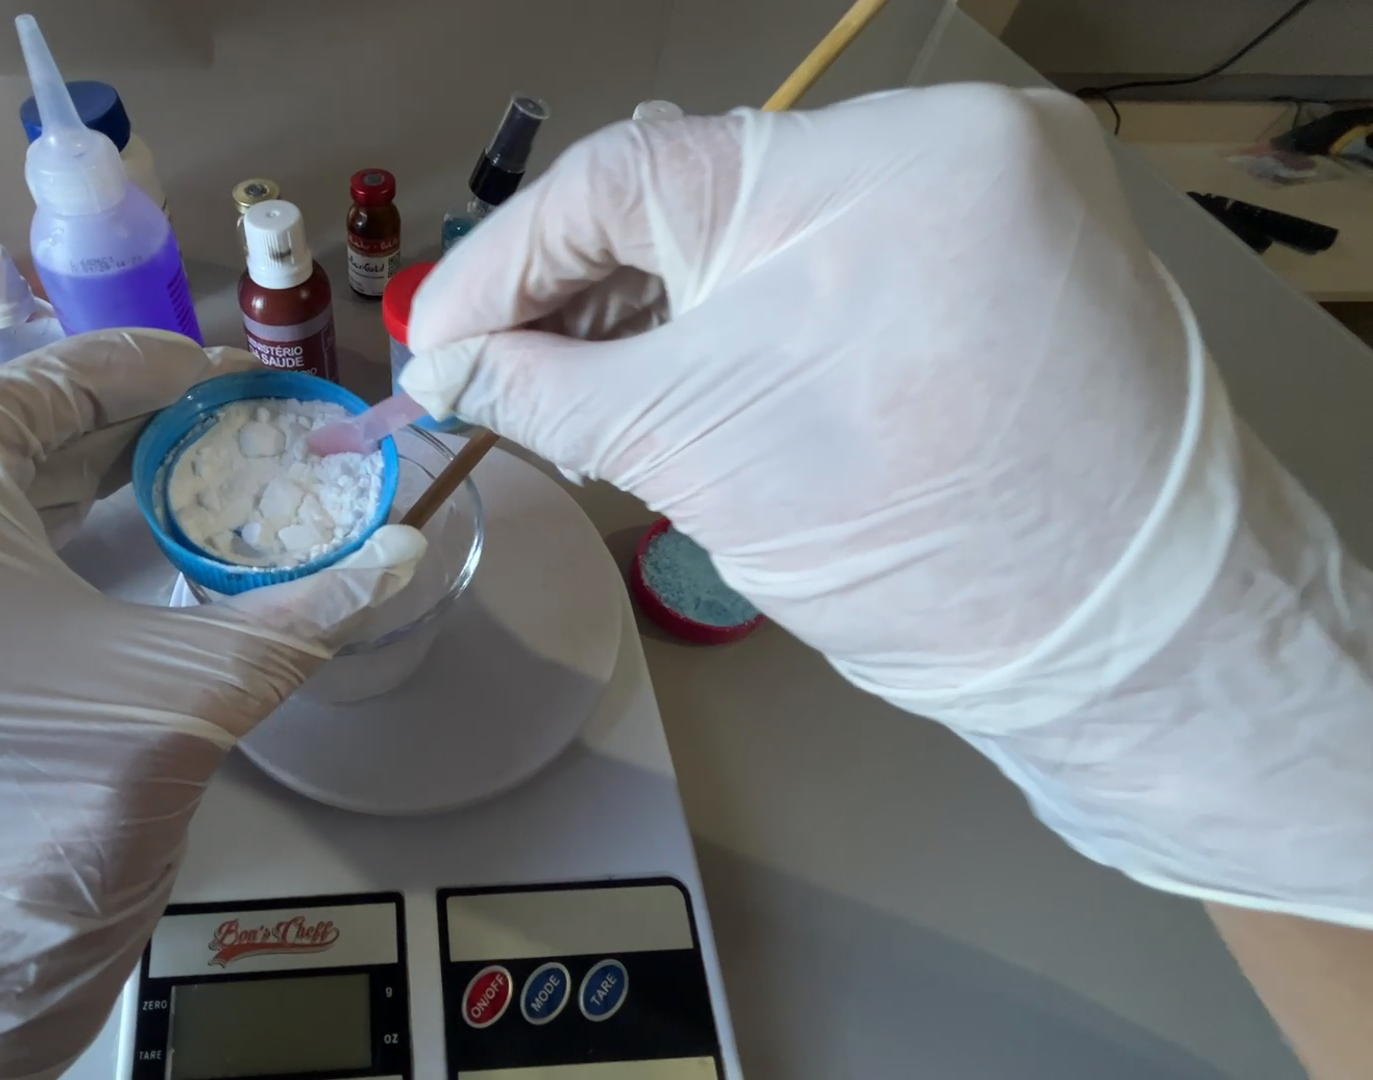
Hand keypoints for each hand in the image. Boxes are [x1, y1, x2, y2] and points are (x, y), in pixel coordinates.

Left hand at [0, 330, 423, 1078]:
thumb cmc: (38, 847)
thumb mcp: (183, 712)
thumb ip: (297, 621)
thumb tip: (402, 553)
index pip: (4, 405)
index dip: (110, 369)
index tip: (204, 368)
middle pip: (8, 457)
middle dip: (119, 425)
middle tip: (220, 415)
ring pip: (4, 521)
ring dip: (100, 488)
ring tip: (196, 469)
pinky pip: (3, 582)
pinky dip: (79, 553)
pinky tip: (147, 558)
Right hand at [402, 85, 1372, 926]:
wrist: (1101, 640)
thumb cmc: (905, 543)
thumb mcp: (693, 451)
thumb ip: (544, 392)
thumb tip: (437, 370)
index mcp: (864, 171)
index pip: (622, 180)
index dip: (503, 260)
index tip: (431, 337)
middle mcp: (910, 155)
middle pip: (666, 203)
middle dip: (552, 294)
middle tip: (473, 366)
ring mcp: (930, 206)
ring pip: (713, 244)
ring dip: (611, 319)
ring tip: (540, 388)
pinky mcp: (932, 267)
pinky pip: (766, 280)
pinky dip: (680, 333)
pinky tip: (623, 382)